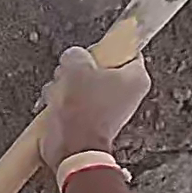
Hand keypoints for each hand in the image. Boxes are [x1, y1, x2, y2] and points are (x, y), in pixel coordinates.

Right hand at [39, 46, 151, 169]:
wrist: (72, 146)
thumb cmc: (84, 109)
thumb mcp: (77, 66)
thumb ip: (76, 53)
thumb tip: (73, 57)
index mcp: (135, 78)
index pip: (125, 50)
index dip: (105, 47)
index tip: (91, 50)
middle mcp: (125, 93)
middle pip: (97, 65)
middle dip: (77, 68)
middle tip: (72, 74)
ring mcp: (105, 106)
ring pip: (79, 80)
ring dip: (63, 84)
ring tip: (61, 92)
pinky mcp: (88, 117)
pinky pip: (69, 97)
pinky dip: (59, 99)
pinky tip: (56, 104)